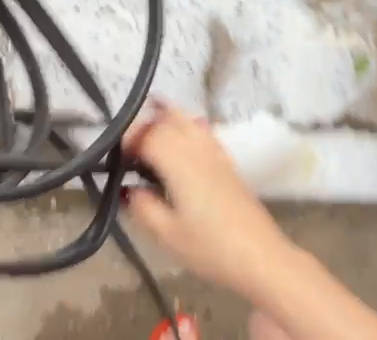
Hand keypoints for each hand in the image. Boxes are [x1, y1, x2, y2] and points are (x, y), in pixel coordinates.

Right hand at [121, 106, 294, 299]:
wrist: (260, 257)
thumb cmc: (211, 248)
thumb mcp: (168, 235)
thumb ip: (143, 207)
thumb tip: (128, 188)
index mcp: (179, 161)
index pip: (147, 135)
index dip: (127, 142)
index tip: (116, 160)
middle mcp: (196, 147)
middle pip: (165, 121)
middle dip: (142, 129)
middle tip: (128, 153)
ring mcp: (214, 151)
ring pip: (185, 118)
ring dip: (163, 122)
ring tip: (149, 140)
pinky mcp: (226, 160)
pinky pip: (201, 129)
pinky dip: (185, 126)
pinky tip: (180, 140)